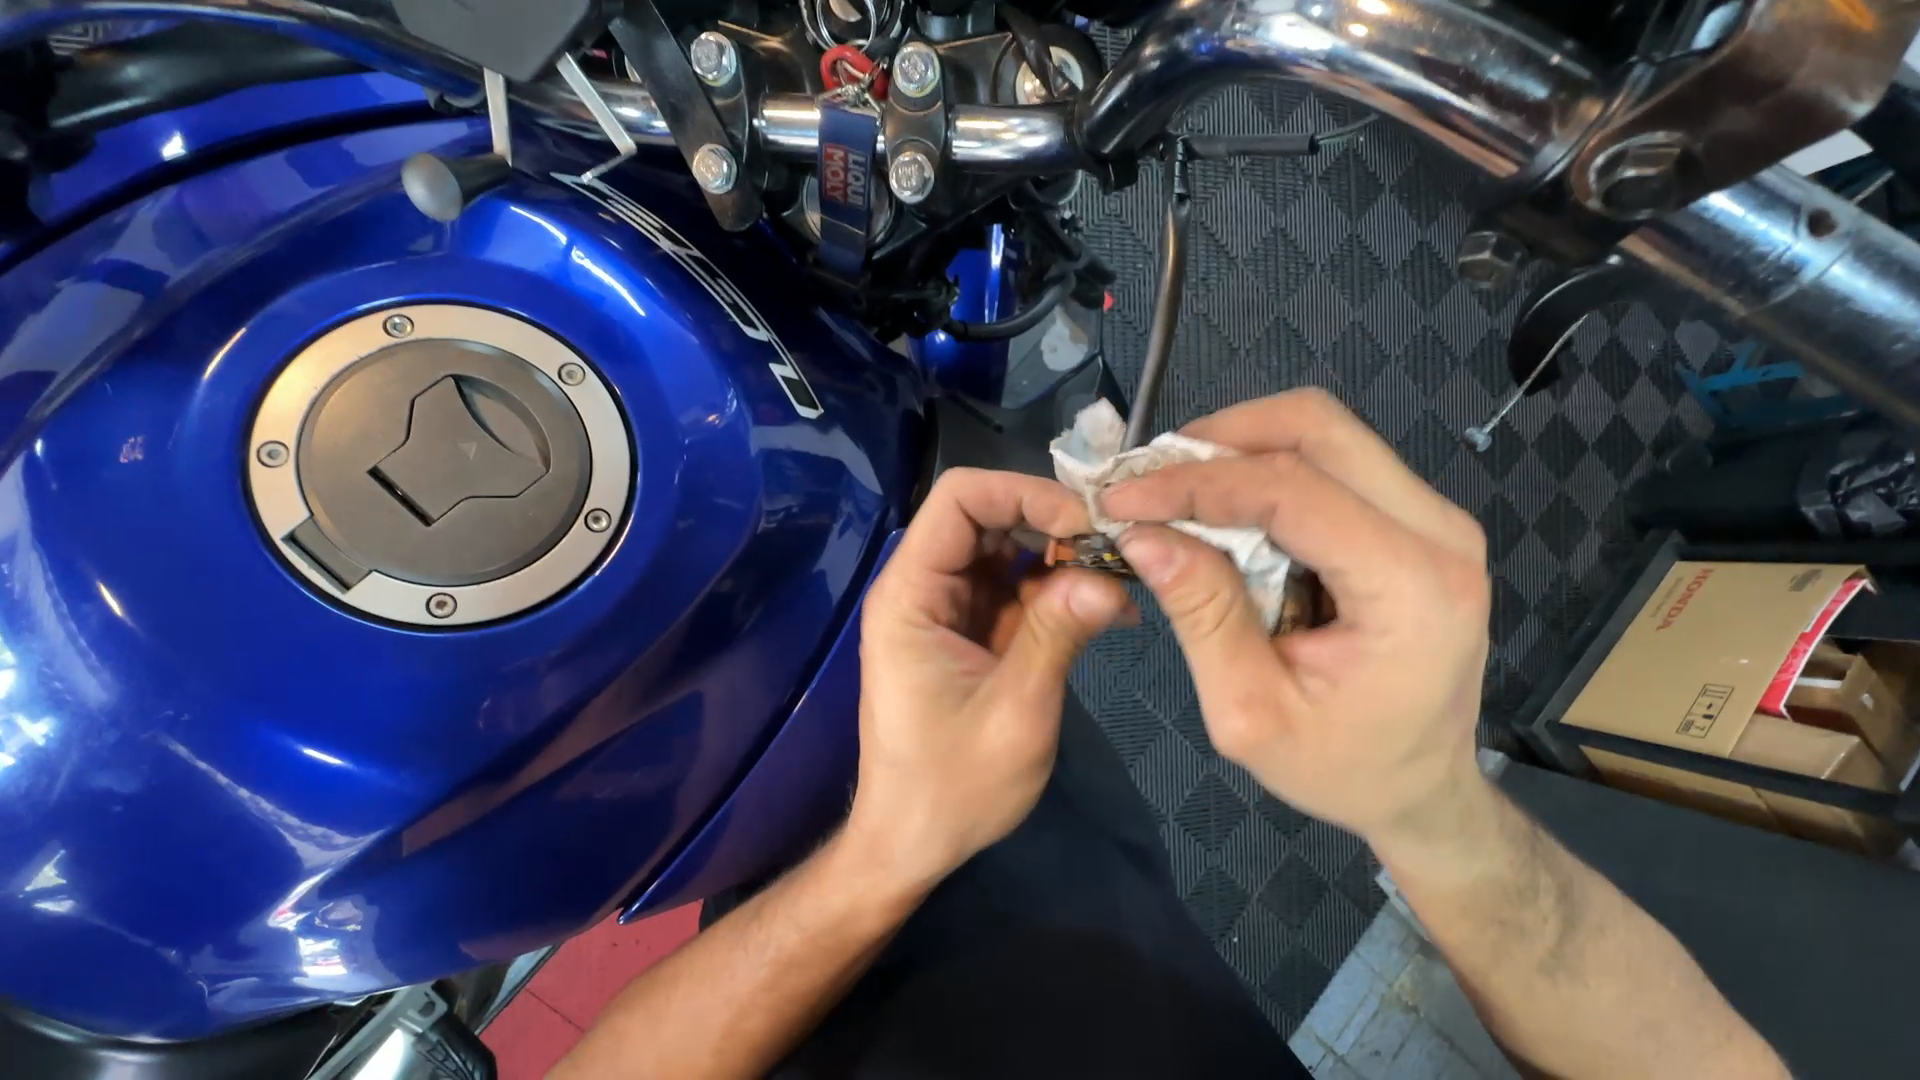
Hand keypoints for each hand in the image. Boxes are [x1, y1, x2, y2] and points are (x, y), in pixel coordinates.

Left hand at [847, 468, 1129, 889]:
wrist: (912, 840)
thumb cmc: (951, 788)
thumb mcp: (1015, 714)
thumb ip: (1057, 636)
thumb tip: (1110, 576)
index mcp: (912, 595)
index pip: (960, 499)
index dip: (1025, 493)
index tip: (1087, 525)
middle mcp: (924, 588)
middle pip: (988, 516)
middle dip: (1054, 523)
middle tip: (1119, 551)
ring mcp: (948, 608)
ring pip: (1008, 548)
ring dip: (1064, 558)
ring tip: (1121, 583)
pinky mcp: (970, 630)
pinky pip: (1016, 587)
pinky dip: (1059, 591)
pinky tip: (1105, 609)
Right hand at [1101, 389, 1490, 847]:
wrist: (1422, 789)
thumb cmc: (1341, 767)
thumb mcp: (1250, 713)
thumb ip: (1202, 616)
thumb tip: (1140, 535)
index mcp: (1411, 587)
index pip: (1290, 490)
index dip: (1193, 483)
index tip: (1118, 498)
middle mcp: (1438, 532)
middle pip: (1317, 427)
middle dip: (1216, 439)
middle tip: (1145, 477)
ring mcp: (1434, 517)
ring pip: (1323, 430)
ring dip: (1236, 446)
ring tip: (1171, 487)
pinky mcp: (1414, 519)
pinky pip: (1330, 460)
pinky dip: (1261, 466)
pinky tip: (1216, 502)